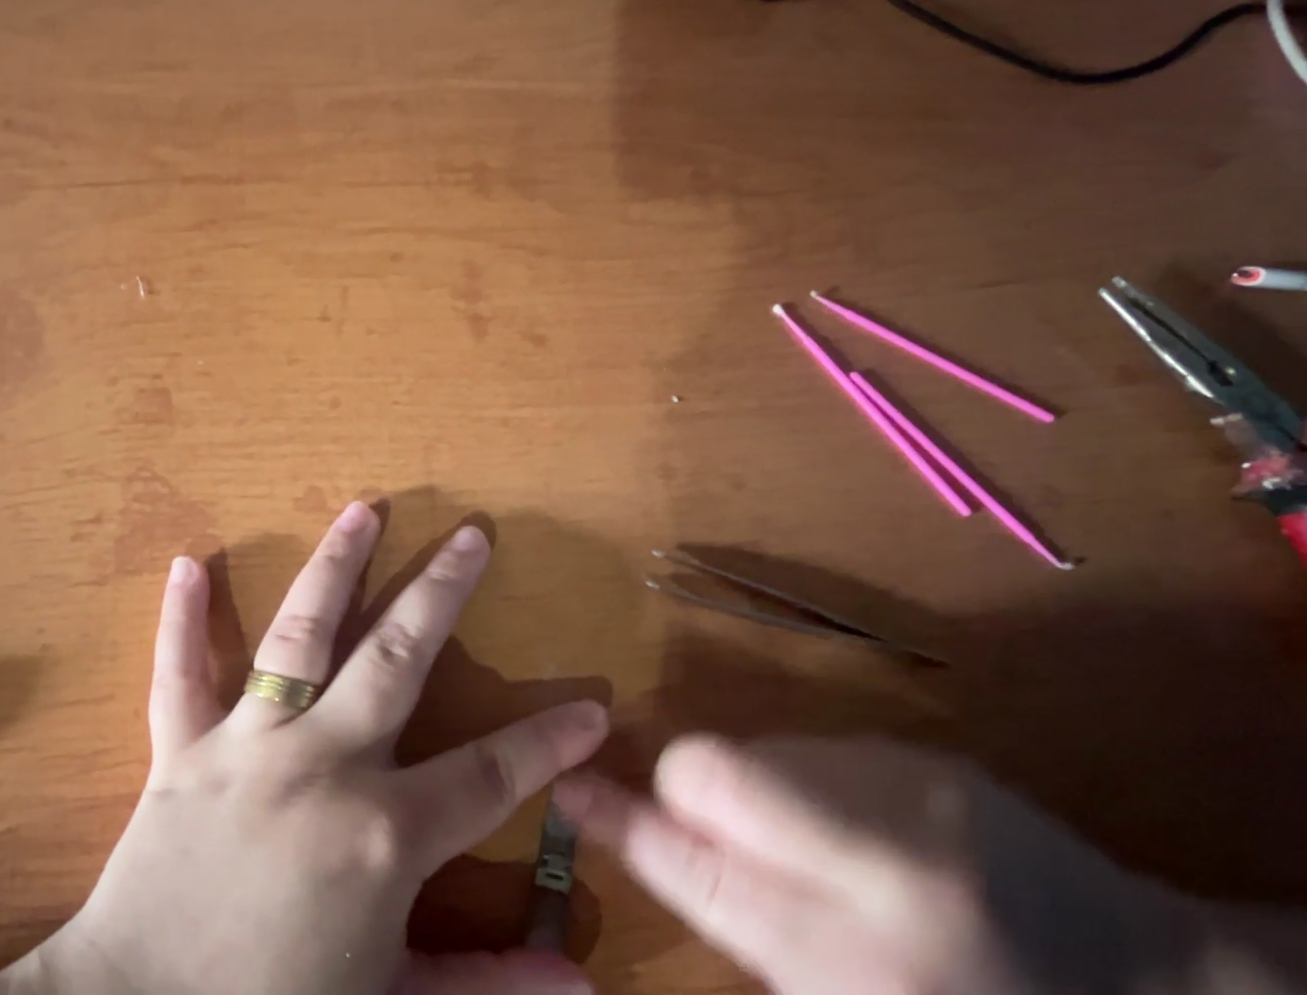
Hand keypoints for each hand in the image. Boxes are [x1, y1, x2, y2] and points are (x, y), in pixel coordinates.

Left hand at [0, 502, 608, 994]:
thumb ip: (488, 984)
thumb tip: (582, 985)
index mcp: (384, 831)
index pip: (489, 773)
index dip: (546, 742)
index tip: (591, 706)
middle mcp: (323, 765)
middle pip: (397, 658)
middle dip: (441, 592)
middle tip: (472, 535)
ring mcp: (249, 745)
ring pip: (298, 638)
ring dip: (333, 568)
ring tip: (362, 510)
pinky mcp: (181, 749)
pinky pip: (179, 674)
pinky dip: (181, 620)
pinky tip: (185, 563)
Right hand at [556, 735, 1306, 994]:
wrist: (1148, 989)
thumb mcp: (831, 992)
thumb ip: (741, 920)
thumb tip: (650, 833)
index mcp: (838, 953)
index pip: (685, 858)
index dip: (615, 816)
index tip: (567, 786)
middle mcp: (868, 857)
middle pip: (706, 767)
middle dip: (686, 788)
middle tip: (720, 836)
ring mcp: (905, 787)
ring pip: (753, 748)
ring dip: (751, 788)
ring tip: (813, 846)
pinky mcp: (928, 754)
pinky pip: (810, 745)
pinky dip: (805, 780)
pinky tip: (860, 827)